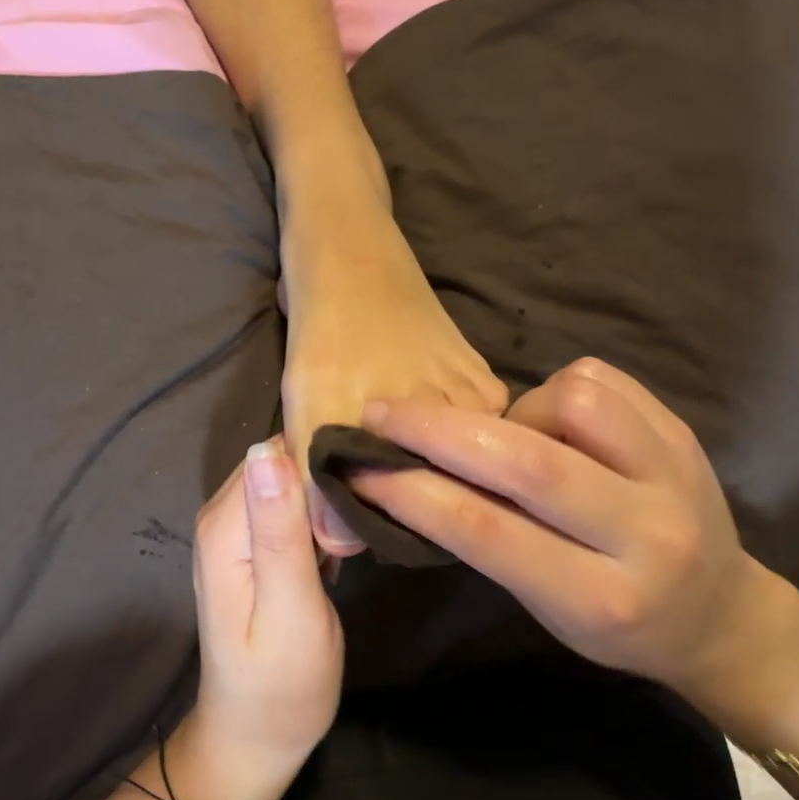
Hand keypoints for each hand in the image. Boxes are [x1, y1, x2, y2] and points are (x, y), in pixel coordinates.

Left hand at [191, 438, 343, 773]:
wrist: (257, 737)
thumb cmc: (280, 684)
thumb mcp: (290, 609)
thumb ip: (280, 531)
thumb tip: (268, 451)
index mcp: (224, 526)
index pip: (274, 454)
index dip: (320, 462)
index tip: (362, 488)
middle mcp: (221, 518)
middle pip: (280, 465)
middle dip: (325, 481)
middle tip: (362, 523)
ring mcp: (234, 534)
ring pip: (288, 486)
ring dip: (325, 502)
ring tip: (356, 537)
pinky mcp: (252, 550)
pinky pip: (289, 512)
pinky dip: (318, 522)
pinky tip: (341, 548)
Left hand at [281, 211, 507, 556]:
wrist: (346, 249)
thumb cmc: (329, 331)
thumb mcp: (313, 405)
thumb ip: (325, 478)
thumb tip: (341, 549)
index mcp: (458, 430)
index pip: (443, 506)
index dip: (402, 525)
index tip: (364, 534)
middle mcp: (484, 415)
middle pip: (449, 482)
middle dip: (408, 500)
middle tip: (359, 504)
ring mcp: (481, 391)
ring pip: (447, 455)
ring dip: (411, 468)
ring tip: (370, 475)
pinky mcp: (471, 370)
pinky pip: (450, 423)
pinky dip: (419, 437)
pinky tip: (390, 437)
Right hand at [354, 357, 781, 695]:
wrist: (718, 614)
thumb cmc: (611, 622)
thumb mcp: (544, 605)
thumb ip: (486, 539)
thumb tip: (407, 473)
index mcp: (599, 597)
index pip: (487, 531)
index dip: (410, 492)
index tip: (357, 466)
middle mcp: (647, 536)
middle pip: (526, 461)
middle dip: (435, 429)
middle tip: (382, 414)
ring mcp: (675, 476)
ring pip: (571, 402)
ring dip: (516, 411)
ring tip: (507, 433)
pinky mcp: (683, 434)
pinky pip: (600, 379)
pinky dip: (554, 390)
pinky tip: (549, 419)